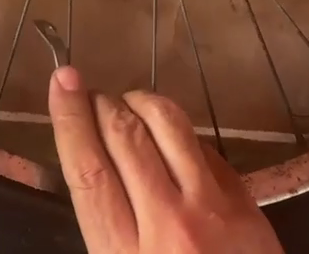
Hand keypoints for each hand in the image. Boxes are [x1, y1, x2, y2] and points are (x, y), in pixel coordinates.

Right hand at [48, 66, 283, 253]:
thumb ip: (106, 229)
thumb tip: (93, 164)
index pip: (88, 167)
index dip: (70, 117)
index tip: (62, 79)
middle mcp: (167, 224)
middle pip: (124, 134)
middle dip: (102, 103)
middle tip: (93, 96)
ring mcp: (212, 209)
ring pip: (168, 122)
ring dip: (140, 101)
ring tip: (129, 106)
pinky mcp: (247, 202)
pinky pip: (202, 144)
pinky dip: (178, 131)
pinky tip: (171, 141)